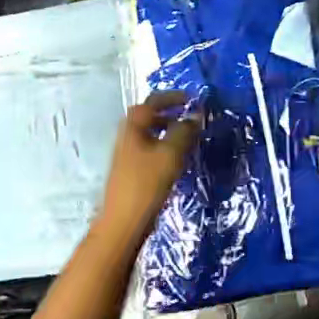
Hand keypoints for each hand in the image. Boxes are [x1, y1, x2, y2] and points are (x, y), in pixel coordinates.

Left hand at [97, 91, 200, 239]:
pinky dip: (165, 148)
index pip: (152, 101)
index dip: (172, 97)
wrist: (124, 221)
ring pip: (150, 135)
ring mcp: (127, 154)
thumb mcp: (170, 154)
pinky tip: (178, 160)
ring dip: (169, 132)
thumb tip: (195, 116)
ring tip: (189, 138)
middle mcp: (127, 136)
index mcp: (133, 126)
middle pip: (149, 117)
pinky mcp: (132, 171)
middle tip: (191, 117)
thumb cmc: (146, 183)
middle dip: (170, 114)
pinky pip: (151, 151)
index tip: (191, 99)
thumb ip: (184, 132)